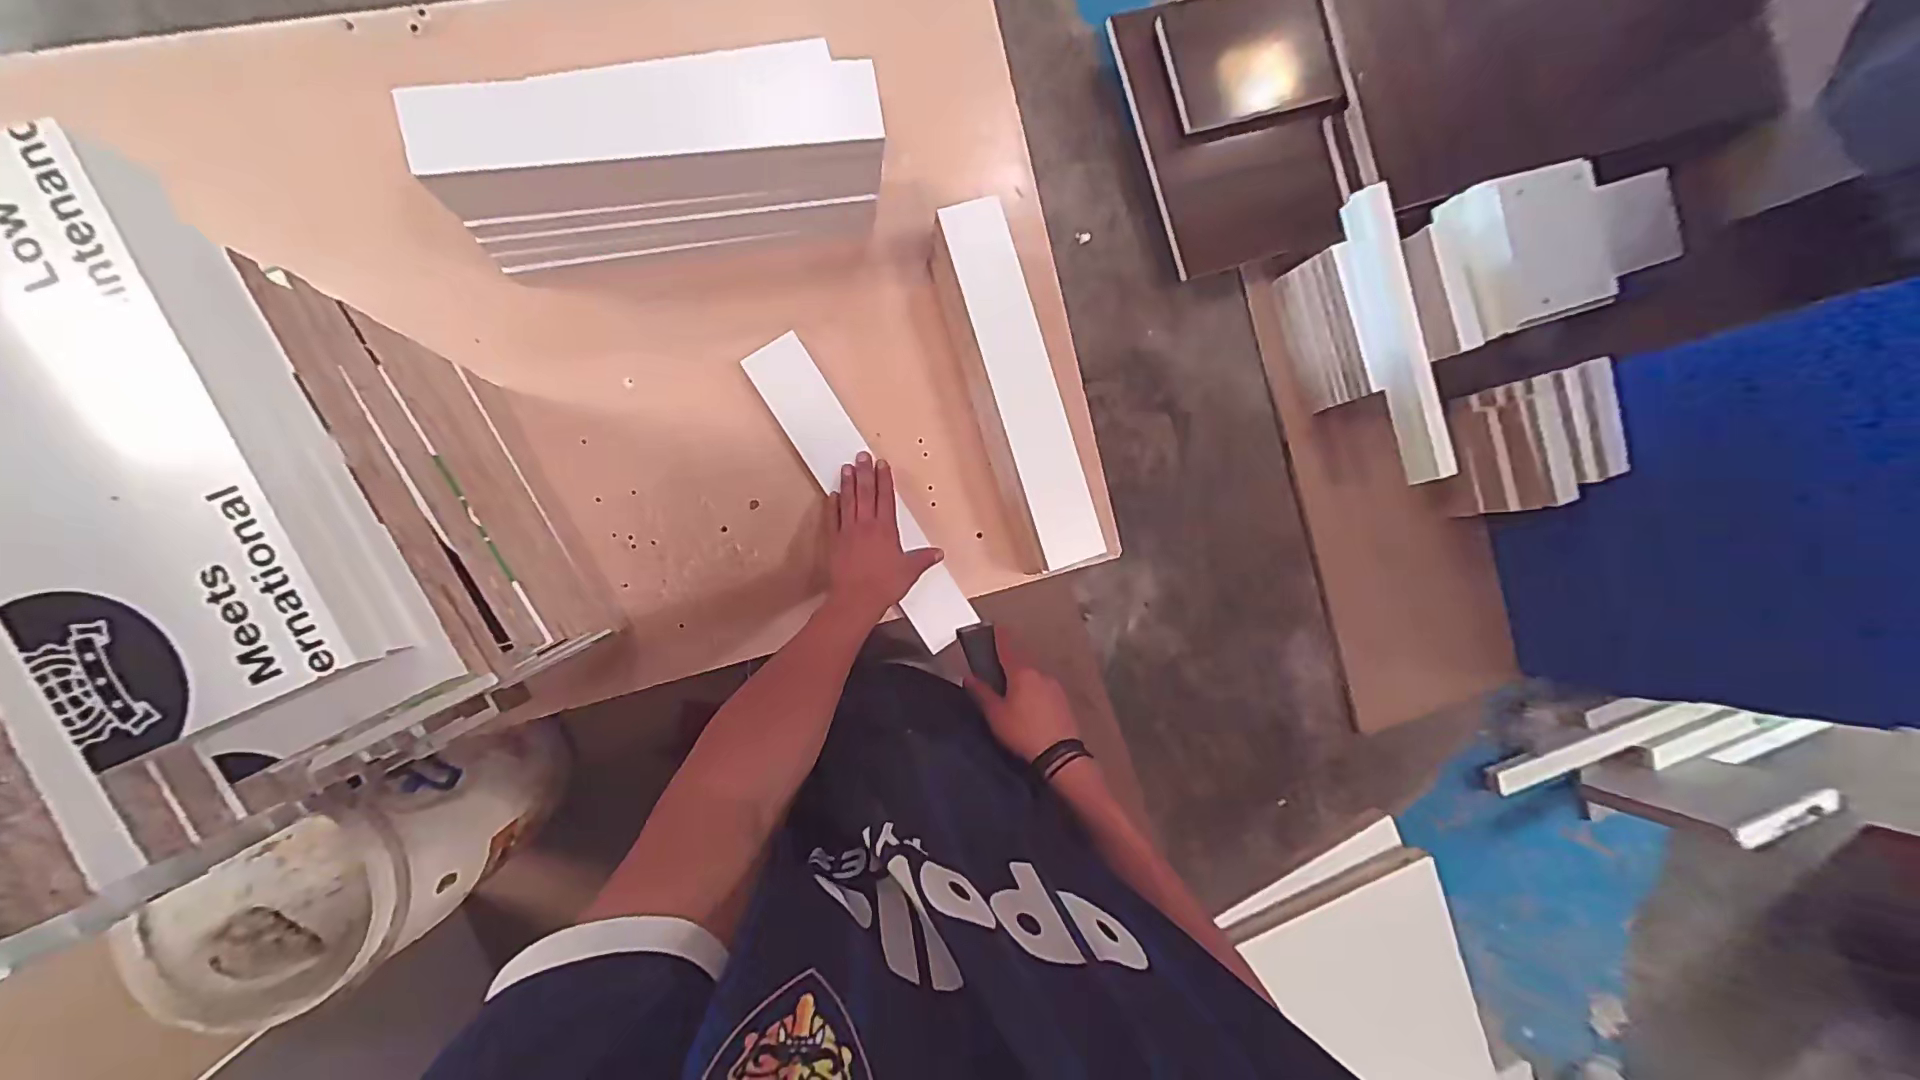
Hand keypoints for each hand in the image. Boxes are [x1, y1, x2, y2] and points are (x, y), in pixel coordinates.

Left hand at [826, 452, 943, 621]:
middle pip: (865, 493)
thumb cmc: (882, 585)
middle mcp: (866, 526)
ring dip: (848, 483)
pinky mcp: (835, 542)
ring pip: (848, 501)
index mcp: (885, 529)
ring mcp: (848, 532)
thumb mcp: (909, 571)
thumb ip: (923, 559)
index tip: (882, 465)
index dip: (884, 479)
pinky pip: (833, 518)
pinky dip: (833, 505)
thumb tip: (936, 553)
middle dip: (864, 472)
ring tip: (847, 467)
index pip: (885, 497)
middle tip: (862, 456)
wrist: (856, 599)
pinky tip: (832, 495)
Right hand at [964, 632, 1080, 764]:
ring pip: (1033, 677)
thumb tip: (969, 678)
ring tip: (1012, 698)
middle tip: (996, 674)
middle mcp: (1039, 673)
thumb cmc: (1023, 732)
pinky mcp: (1062, 699)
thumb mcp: (996, 714)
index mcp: (1021, 672)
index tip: (995, 627)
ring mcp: (1053, 686)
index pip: (1007, 648)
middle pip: (1020, 663)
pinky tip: (1029, 708)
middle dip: (1008, 665)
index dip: (999, 637)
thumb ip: (982, 693)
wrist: (1060, 754)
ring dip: (1022, 681)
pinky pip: (1043, 688)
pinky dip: (1033, 691)